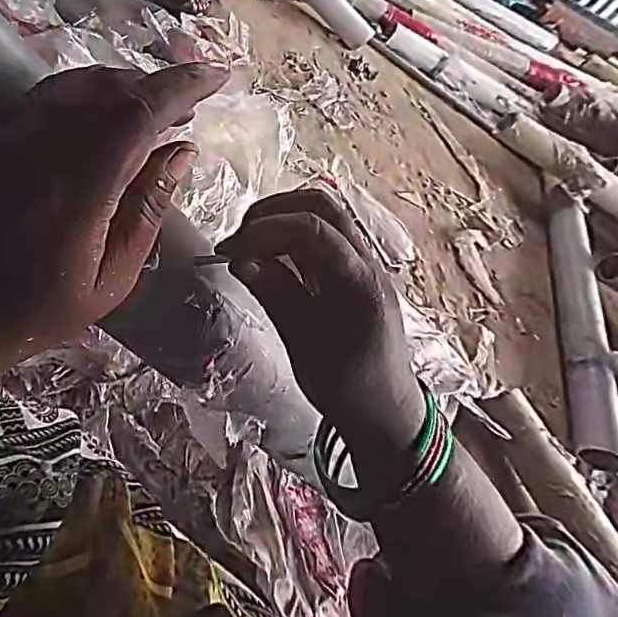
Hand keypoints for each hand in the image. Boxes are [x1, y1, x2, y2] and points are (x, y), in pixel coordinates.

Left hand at [0, 63, 229, 353]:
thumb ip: (148, 207)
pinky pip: (43, 97)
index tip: (216, 75)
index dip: (181, 86)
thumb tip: (182, 151)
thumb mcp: (112, 276)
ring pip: (74, 85)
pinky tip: (97, 111)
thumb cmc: (41, 306)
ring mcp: (6, 138)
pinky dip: (81, 93)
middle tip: (186, 101)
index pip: (136, 115)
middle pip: (107, 90)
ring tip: (148, 105)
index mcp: (77, 191)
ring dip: (119, 85)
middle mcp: (38, 150)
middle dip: (155, 84)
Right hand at [215, 190, 422, 453]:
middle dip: (270, 213)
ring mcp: (363, 262)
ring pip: (321, 212)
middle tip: (239, 241)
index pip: (311, 228)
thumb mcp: (303, 344)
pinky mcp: (352, 268)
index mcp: (359, 282)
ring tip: (249, 246)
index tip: (229, 252)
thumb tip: (240, 259)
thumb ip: (275, 294)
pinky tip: (268, 258)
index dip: (263, 231)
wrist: (388, 412)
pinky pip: (321, 232)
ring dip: (279, 218)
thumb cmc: (347, 385)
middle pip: (320, 204)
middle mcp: (367, 262)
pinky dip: (288, 233)